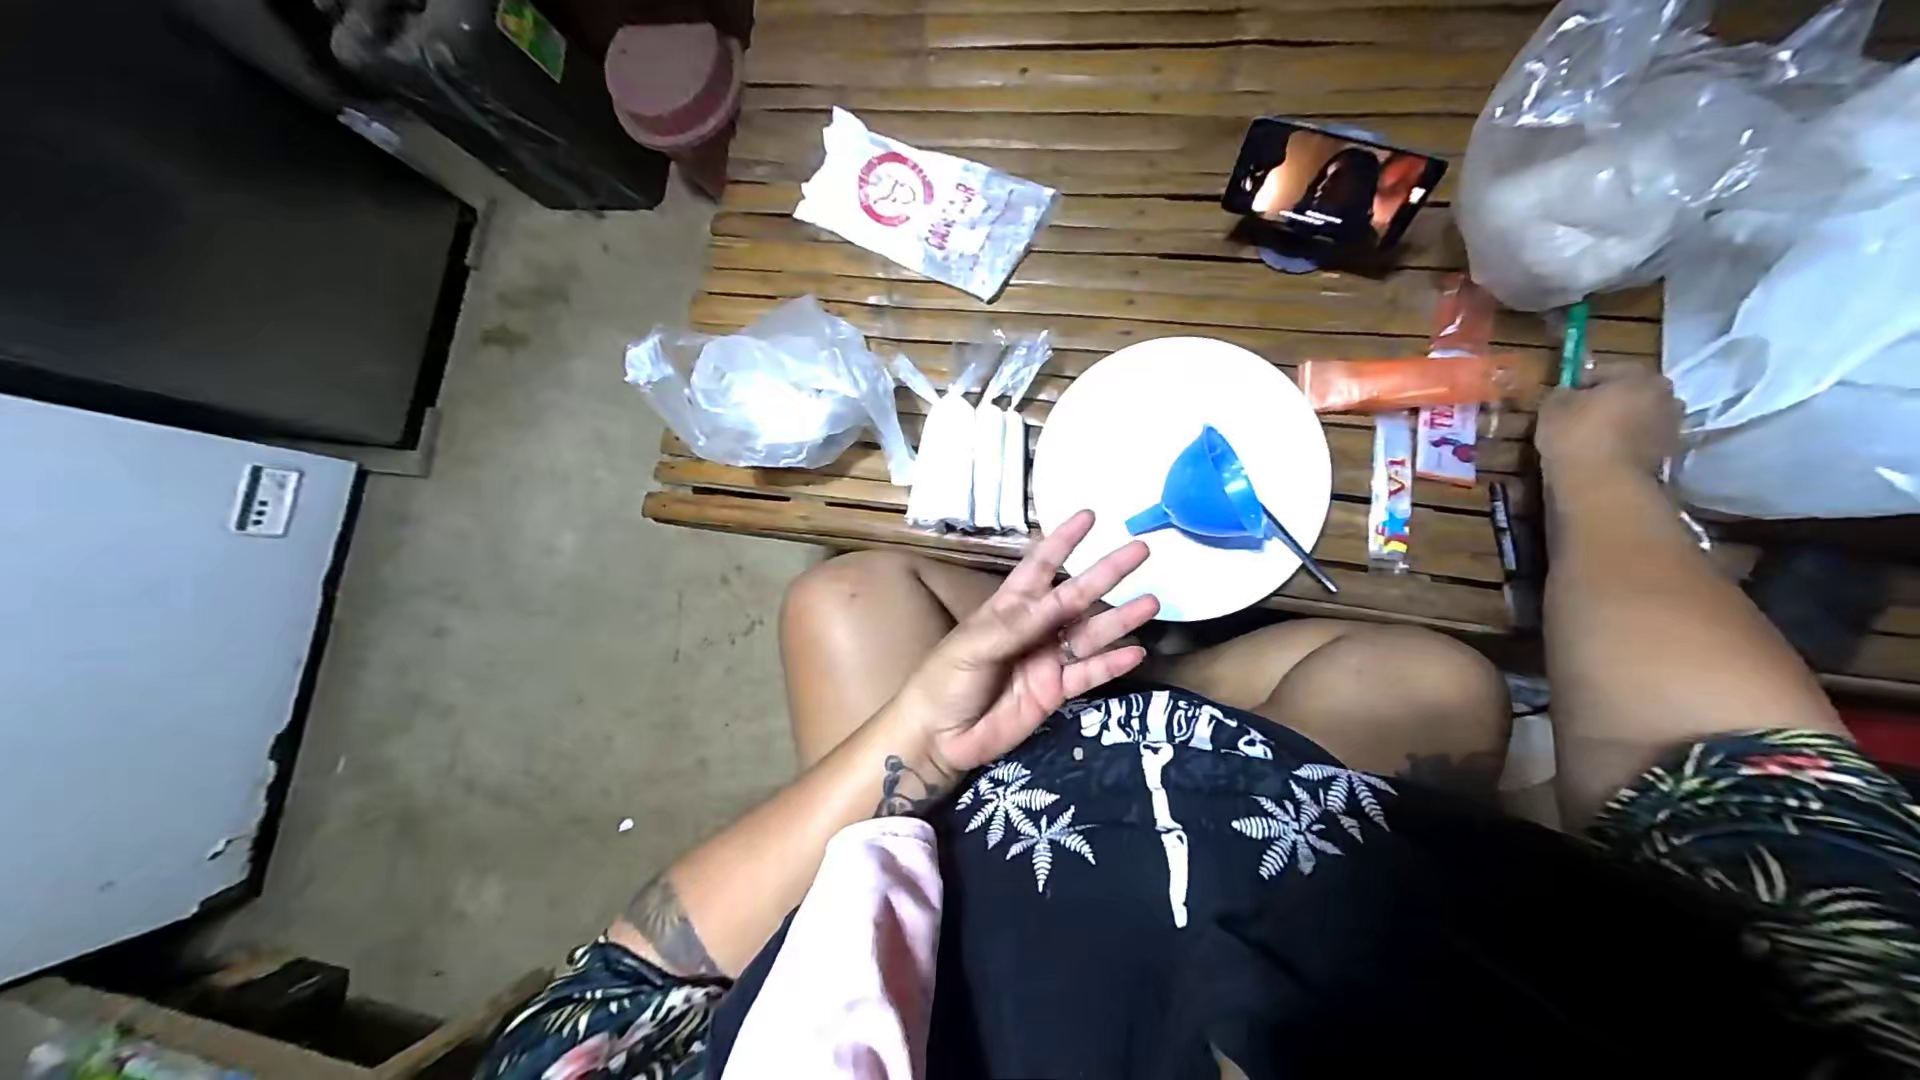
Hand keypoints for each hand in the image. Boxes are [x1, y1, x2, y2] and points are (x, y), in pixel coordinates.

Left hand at [893, 510, 1158, 778]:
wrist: (939, 736)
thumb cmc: (946, 679)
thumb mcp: (973, 646)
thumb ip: (1017, 625)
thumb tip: (1059, 600)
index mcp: (1009, 608)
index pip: (1040, 566)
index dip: (1063, 540)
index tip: (1089, 516)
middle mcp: (1035, 628)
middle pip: (1076, 596)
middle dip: (1106, 573)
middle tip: (1140, 550)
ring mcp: (1047, 659)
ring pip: (1090, 634)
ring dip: (1120, 619)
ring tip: (1152, 602)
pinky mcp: (1055, 692)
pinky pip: (1089, 675)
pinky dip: (1112, 664)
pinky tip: (1136, 653)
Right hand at [1536, 363, 1681, 483]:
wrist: (1602, 482)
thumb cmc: (1576, 434)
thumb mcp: (1552, 407)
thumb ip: (1561, 393)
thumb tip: (1566, 392)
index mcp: (1641, 377)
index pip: (1608, 370)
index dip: (1581, 381)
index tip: (1562, 396)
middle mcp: (1666, 396)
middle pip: (1630, 393)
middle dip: (1606, 402)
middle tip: (1576, 416)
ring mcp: (1671, 426)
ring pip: (1637, 417)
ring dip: (1617, 424)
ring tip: (1587, 438)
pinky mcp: (1666, 453)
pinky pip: (1639, 440)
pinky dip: (1622, 444)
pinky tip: (1599, 454)